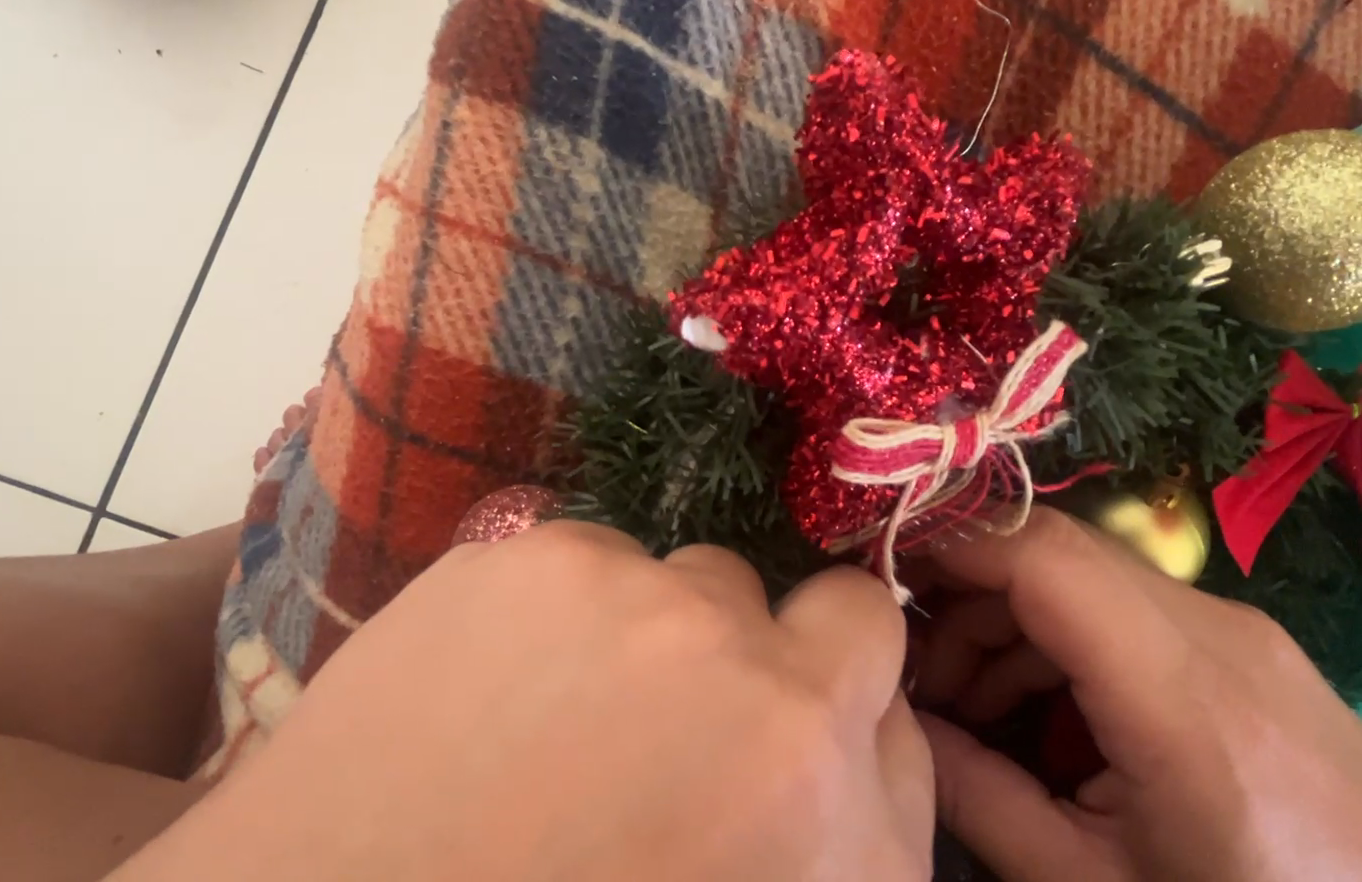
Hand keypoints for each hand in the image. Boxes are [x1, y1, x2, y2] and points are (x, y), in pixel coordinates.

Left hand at [113, 522, 933, 881]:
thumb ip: (879, 798)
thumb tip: (874, 703)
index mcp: (797, 734)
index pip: (859, 611)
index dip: (826, 649)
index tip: (778, 689)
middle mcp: (708, 628)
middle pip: (742, 585)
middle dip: (716, 649)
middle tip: (646, 736)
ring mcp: (591, 580)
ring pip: (645, 571)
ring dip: (623, 631)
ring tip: (546, 728)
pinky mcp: (493, 562)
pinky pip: (557, 568)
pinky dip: (538, 620)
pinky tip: (482, 702)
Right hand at [912, 507, 1361, 881]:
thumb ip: (976, 795)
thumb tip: (891, 717)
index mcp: (1182, 692)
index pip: (1041, 553)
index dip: (946, 540)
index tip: (874, 571)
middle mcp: (1215, 631)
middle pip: (1054, 555)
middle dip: (963, 592)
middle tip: (912, 667)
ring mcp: (1241, 635)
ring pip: (1085, 581)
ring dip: (1008, 622)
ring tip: (968, 707)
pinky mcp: (1250, 654)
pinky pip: (1126, 616)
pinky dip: (1060, 645)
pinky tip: (1040, 719)